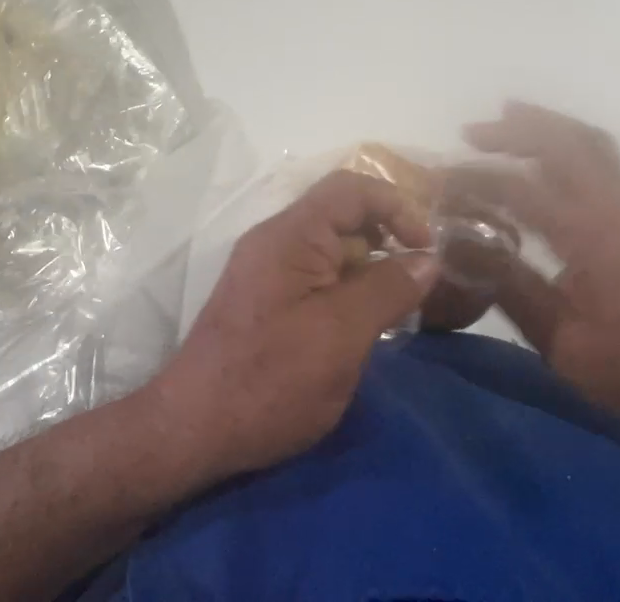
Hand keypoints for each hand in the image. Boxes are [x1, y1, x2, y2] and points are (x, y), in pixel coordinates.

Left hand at [147, 171, 439, 479]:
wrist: (192, 431)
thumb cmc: (270, 380)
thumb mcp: (341, 335)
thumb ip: (387, 290)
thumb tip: (427, 259)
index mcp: (289, 236)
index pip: (351, 188)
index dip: (396, 205)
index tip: (427, 248)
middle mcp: (274, 243)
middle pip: (341, 215)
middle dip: (386, 238)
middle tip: (421, 279)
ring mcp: (266, 273)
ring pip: (331, 250)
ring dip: (369, 269)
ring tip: (400, 306)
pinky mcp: (265, 303)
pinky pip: (315, 278)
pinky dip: (347, 290)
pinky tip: (366, 326)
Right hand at [457, 102, 619, 424]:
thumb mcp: (561, 340)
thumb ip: (509, 287)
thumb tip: (456, 247)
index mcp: (589, 235)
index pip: (519, 189)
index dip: (474, 181)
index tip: (439, 183)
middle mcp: (614, 206)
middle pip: (560, 142)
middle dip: (511, 131)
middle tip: (470, 134)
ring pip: (587, 141)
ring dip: (543, 125)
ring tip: (506, 118)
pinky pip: (603, 155)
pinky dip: (569, 140)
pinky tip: (550, 156)